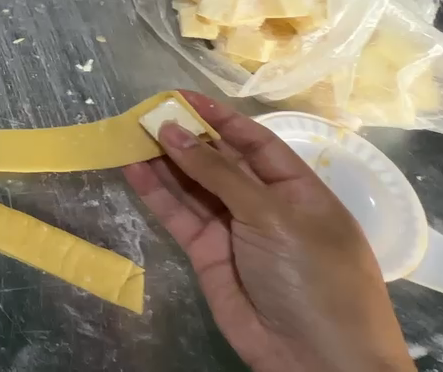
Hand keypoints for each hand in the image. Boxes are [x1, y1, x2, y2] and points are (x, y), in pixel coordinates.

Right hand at [123, 93, 411, 371]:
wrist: (316, 361)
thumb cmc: (315, 281)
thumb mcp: (274, 219)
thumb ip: (218, 173)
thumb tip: (170, 129)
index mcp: (300, 195)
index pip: (257, 144)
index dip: (220, 118)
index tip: (179, 96)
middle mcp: (265, 207)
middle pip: (218, 160)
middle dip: (183, 136)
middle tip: (142, 113)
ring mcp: (234, 229)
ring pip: (190, 183)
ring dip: (161, 159)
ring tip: (126, 133)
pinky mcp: (205, 249)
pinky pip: (175, 211)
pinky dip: (152, 189)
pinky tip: (129, 166)